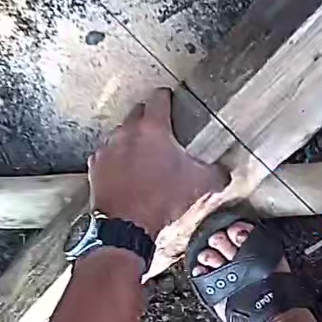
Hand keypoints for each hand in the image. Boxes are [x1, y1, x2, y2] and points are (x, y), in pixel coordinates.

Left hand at [87, 89, 225, 236]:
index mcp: (153, 129)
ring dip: (133, 139)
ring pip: (121, 133)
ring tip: (145, 154)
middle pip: (137, 112)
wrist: (128, 225)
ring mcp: (108, 149)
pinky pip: (108, 155)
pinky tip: (128, 171)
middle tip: (162, 129)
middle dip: (149, 117)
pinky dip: (118, 159)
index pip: (159, 98)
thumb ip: (217, 173)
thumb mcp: (201, 185)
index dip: (167, 96)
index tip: (170, 97)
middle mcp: (126, 133)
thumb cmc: (162, 200)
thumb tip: (225, 172)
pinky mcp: (96, 166)